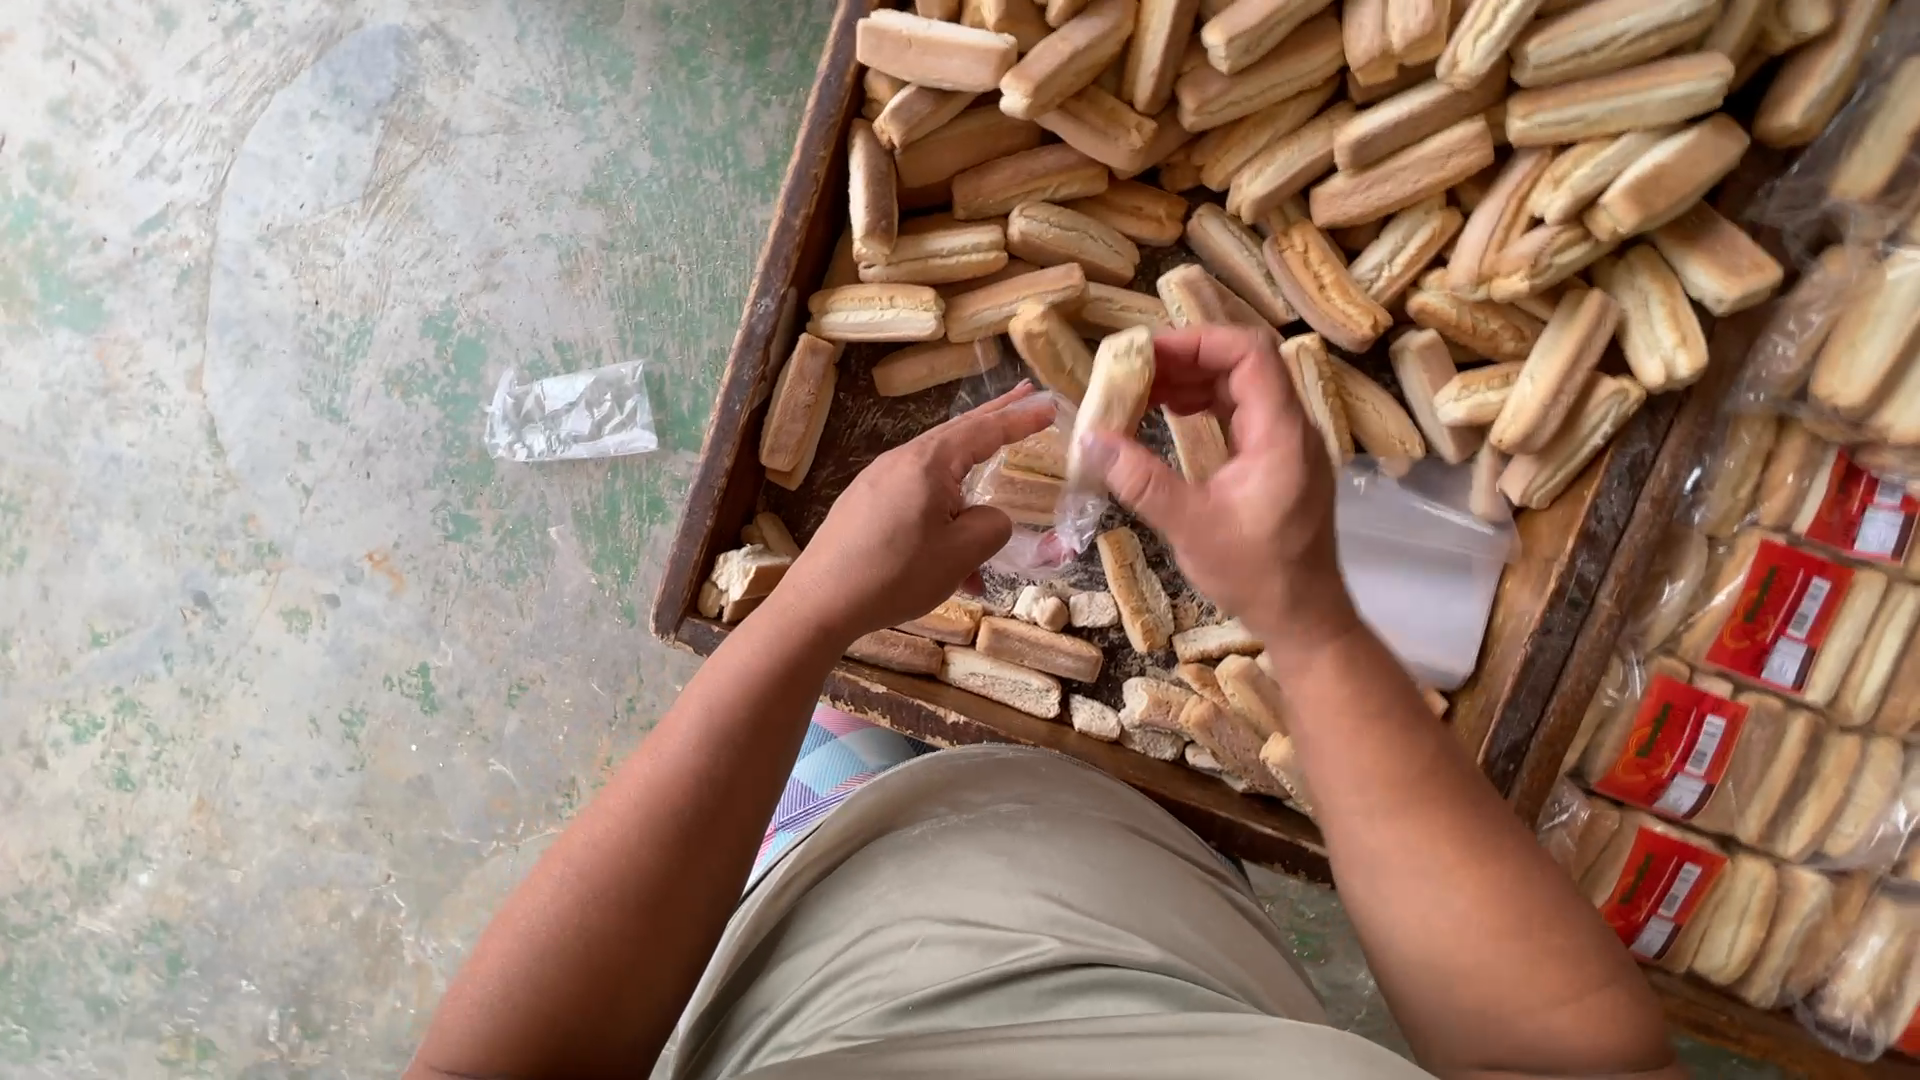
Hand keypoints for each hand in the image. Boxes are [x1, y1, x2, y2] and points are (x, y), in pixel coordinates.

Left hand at [776, 383, 1055, 641]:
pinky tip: (949, 547)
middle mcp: (901, 461)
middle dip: (995, 417)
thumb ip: (990, 526)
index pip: (985, 431)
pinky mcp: (864, 504)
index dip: (1020, 419)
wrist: (820, 601)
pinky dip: (942, 509)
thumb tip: (987, 517)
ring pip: (936, 470)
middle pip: (958, 433)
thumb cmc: (896, 574)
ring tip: (992, 473)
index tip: (1049, 406)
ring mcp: (878, 481)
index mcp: (929, 463)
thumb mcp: (960, 553)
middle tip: (1024, 396)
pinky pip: (915, 495)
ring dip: (969, 477)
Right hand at [1077, 326, 1360, 660]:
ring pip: (1241, 388)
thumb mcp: (1189, 526)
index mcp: (1280, 434)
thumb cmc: (1254, 574)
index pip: (1249, 353)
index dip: (1198, 342)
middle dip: (1186, 360)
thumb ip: (1140, 481)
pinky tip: (1169, 414)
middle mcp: (1291, 428)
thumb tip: (1090, 441)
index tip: (1147, 353)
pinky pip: (1240, 415)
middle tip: (1134, 371)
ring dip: (1192, 383)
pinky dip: (1203, 407)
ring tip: (1142, 390)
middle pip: (1243, 365)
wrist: (1302, 615)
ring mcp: (1286, 444)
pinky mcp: (1276, 462)